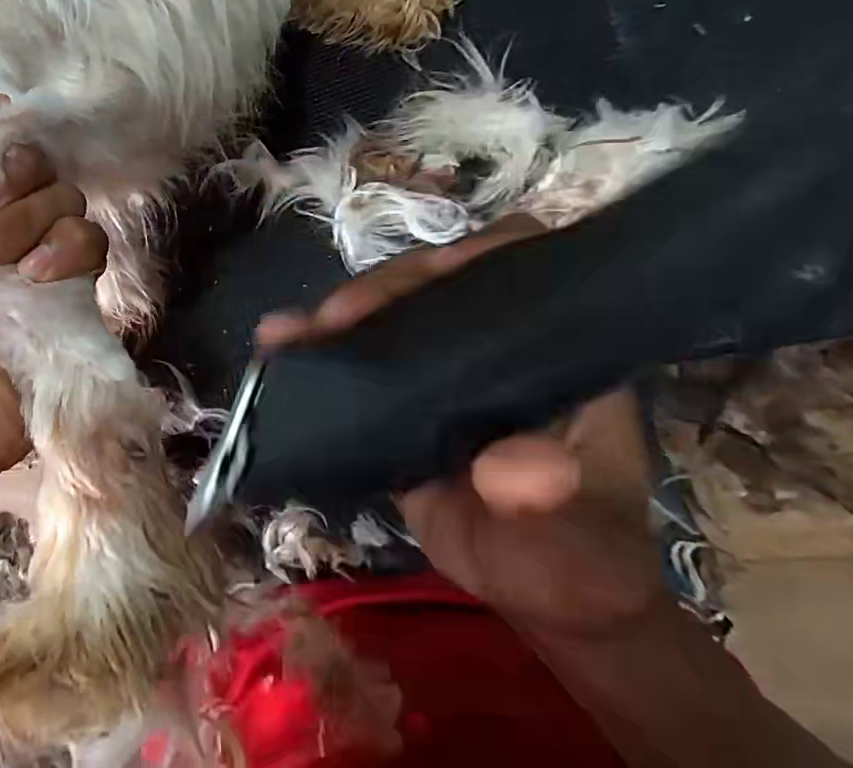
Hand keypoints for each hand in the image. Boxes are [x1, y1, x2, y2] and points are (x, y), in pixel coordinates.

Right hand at [257, 215, 665, 639]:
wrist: (535, 595)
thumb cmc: (577, 554)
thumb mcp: (571, 530)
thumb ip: (546, 501)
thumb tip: (508, 474)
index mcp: (549, 352)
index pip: (520, 271)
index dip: (477, 257)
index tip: (431, 279)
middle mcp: (495, 346)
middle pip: (440, 285)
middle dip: (385, 290)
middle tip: (338, 318)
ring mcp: (445, 372)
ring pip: (392, 318)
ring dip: (339, 316)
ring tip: (289, 330)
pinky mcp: (404, 402)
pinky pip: (359, 368)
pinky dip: (316, 355)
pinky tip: (276, 344)